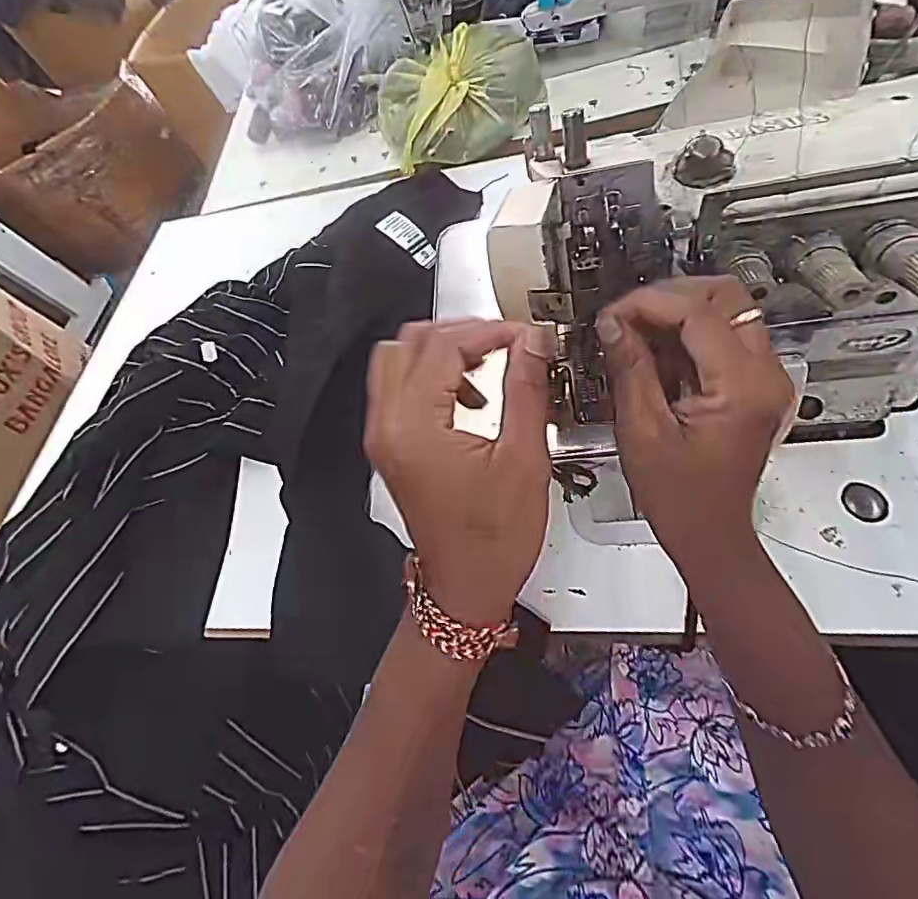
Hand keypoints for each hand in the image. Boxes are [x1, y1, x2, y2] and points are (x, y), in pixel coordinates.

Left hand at [365, 318, 553, 626]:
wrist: (467, 586)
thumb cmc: (493, 539)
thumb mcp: (524, 458)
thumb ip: (526, 389)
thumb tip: (532, 344)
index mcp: (416, 427)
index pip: (444, 346)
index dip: (490, 331)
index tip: (523, 335)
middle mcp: (389, 427)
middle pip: (411, 341)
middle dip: (463, 332)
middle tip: (506, 339)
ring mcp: (385, 436)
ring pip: (400, 358)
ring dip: (445, 350)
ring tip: (490, 362)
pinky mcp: (392, 445)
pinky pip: (402, 386)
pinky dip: (434, 374)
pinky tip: (472, 394)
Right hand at [597, 278, 795, 566]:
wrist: (709, 530)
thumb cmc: (683, 498)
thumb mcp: (642, 431)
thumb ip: (630, 368)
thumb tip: (614, 324)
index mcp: (742, 388)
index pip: (698, 312)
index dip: (648, 304)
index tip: (615, 314)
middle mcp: (765, 377)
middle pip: (725, 296)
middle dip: (670, 298)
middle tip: (628, 318)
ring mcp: (764, 379)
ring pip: (727, 310)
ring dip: (678, 314)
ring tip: (638, 338)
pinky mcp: (754, 384)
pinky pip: (724, 336)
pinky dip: (688, 335)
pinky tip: (657, 356)